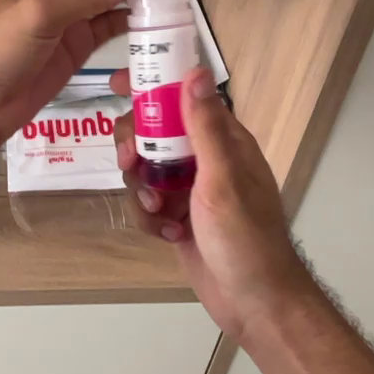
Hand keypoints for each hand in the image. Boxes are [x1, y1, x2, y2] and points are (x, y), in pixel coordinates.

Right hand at [113, 66, 316, 341]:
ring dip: (141, 189)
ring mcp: (190, 191)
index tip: (120, 83)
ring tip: (157, 210)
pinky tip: (167, 234)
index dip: (152, 87)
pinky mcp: (177, 218)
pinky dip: (149, 218)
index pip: (184, 98)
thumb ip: (205, 127)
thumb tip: (196, 71)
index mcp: (224, 141)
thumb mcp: (222, 178)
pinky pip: (147, 204)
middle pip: (154, 133)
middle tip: (129, 161)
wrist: (253, 302)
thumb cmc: (245, 238)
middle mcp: (206, 160)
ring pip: (145, 171)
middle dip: (136, 147)